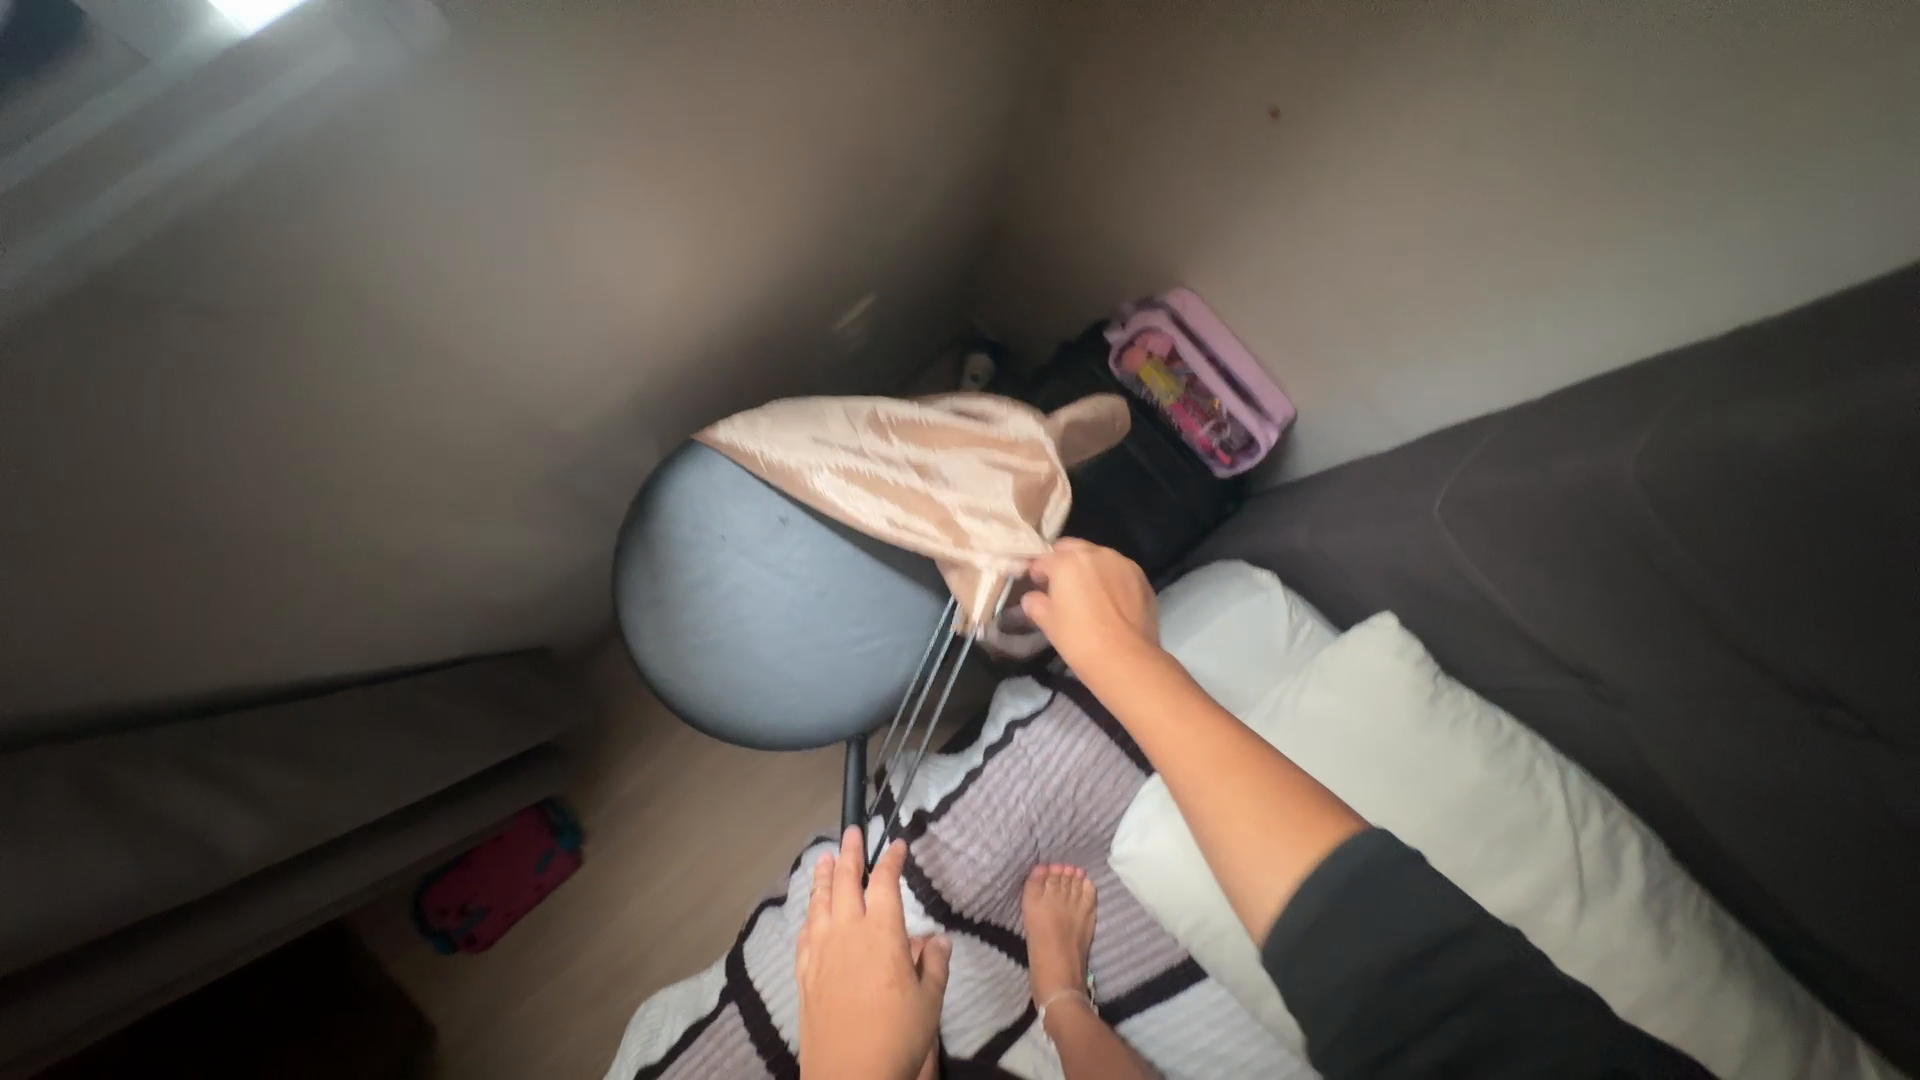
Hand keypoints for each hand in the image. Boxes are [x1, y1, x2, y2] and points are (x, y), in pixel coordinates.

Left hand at [796, 827, 951, 1079]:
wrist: (849, 1077)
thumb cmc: (897, 1037)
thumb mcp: (930, 1001)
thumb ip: (935, 964)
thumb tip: (938, 940)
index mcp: (882, 931)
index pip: (885, 881)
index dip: (891, 859)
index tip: (897, 845)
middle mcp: (848, 931)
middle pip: (844, 880)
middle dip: (849, 852)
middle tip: (851, 832)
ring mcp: (821, 951)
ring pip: (819, 901)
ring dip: (822, 876)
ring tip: (823, 858)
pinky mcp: (804, 974)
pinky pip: (804, 933)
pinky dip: (808, 915)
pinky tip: (810, 914)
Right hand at [1021, 539, 1159, 675]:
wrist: (1126, 659)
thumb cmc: (1079, 639)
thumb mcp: (1048, 623)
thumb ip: (1036, 603)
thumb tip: (1033, 598)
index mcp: (1067, 562)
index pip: (1044, 559)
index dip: (1037, 572)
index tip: (1037, 586)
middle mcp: (1095, 554)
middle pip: (1073, 548)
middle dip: (1064, 561)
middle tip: (1062, 586)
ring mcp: (1122, 563)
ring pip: (1099, 556)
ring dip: (1089, 567)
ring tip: (1089, 593)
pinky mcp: (1141, 577)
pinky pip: (1119, 570)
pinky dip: (1111, 578)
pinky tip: (1111, 601)